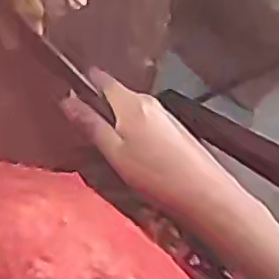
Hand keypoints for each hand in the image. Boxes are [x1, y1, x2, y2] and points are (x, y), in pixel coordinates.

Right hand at [61, 69, 248, 222]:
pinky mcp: (179, 133)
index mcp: (130, 101)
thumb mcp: (114, 152)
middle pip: (117, 96)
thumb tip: (66, 100)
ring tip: (116, 154)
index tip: (71, 91)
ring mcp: (167, 117)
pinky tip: (141, 162)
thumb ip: (90, 123)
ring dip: (121, 125)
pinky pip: (149, 126)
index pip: (100, 78)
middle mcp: (150, 102)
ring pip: (133, 113)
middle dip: (102, 109)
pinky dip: (139, 137)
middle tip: (89, 133)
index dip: (83, 81)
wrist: (211, 200)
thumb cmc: (159, 176)